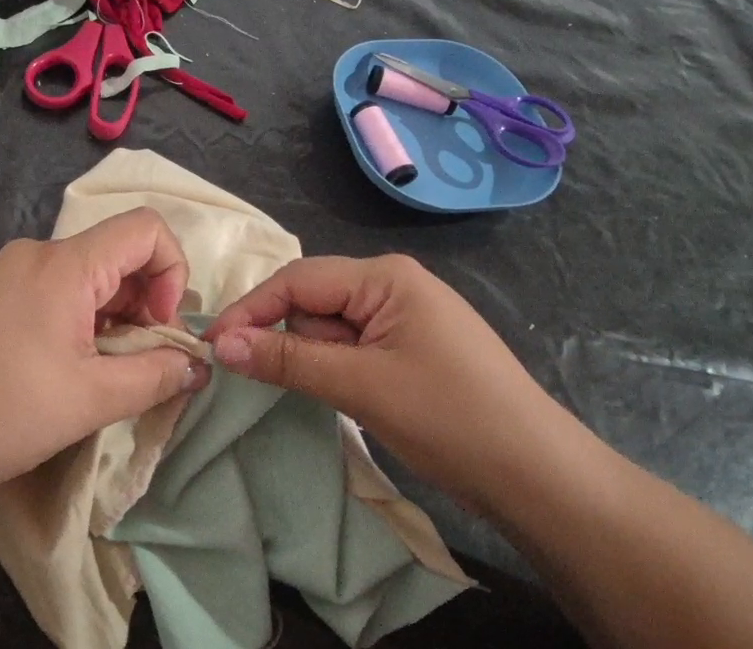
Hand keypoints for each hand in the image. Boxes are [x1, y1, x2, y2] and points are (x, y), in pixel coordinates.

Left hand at [0, 209, 209, 514]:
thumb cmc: (2, 414)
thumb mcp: (91, 400)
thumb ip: (156, 376)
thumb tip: (199, 365)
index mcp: (64, 264)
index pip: (145, 228)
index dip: (172, 271)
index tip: (160, 328)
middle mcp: (37, 253)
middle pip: (118, 251)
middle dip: (146, 301)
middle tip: (140, 361)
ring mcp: (11, 273)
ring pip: (89, 275)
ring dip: (115, 316)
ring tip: (105, 373)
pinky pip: (58, 291)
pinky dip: (83, 320)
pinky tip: (71, 369)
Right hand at [204, 255, 581, 515]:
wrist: (539, 475)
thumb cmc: (450, 417)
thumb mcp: (361, 386)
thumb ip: (288, 359)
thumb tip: (222, 344)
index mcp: (385, 277)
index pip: (299, 280)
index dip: (252, 310)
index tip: (213, 346)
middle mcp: (393, 285)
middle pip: (314, 301)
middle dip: (287, 338)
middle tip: (262, 377)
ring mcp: (405, 319)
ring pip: (331, 329)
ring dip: (313, 359)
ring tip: (320, 394)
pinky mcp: (411, 351)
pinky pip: (354, 349)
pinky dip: (335, 370)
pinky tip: (341, 397)